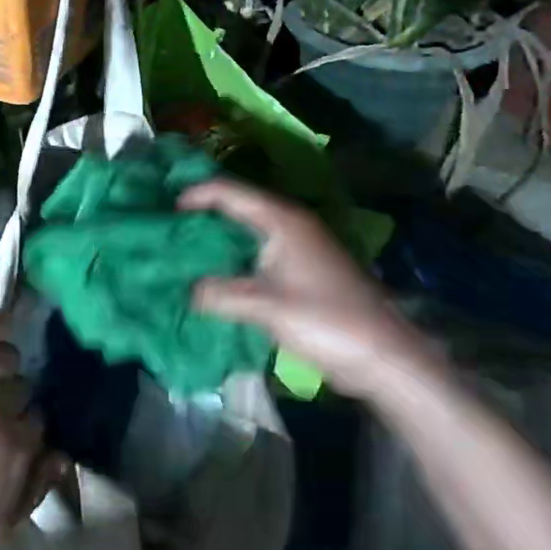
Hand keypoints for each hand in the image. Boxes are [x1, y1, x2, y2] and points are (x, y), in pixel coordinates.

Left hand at [0, 313, 64, 549]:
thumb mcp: (1, 523)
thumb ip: (36, 485)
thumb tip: (62, 454)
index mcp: (19, 445)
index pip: (39, 419)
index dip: (27, 425)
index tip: (17, 431)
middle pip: (23, 386)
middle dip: (15, 397)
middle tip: (0, 409)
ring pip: (4, 357)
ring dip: (5, 365)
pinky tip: (2, 319)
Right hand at [181, 178, 434, 397]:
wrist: (386, 358)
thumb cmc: (327, 321)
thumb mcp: (266, 307)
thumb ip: (220, 294)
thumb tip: (184, 290)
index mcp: (281, 219)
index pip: (229, 191)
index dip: (195, 194)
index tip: (164, 211)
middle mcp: (289, 223)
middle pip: (236, 205)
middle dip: (202, 213)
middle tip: (166, 226)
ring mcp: (297, 245)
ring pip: (246, 229)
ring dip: (217, 236)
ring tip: (182, 248)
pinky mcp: (301, 268)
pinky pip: (257, 250)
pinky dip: (233, 255)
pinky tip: (214, 273)